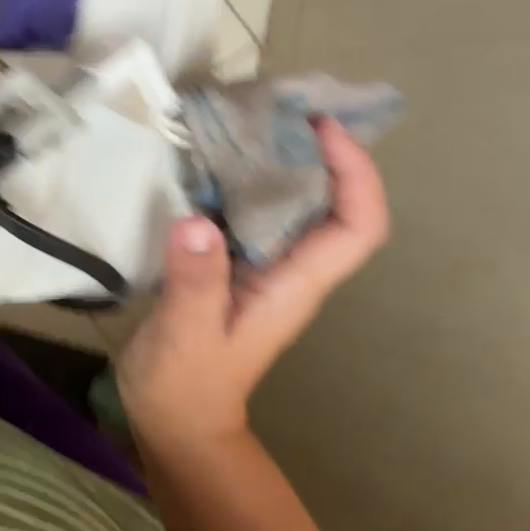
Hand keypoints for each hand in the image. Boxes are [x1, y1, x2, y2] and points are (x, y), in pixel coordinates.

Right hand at [119, 118, 389, 449]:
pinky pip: (244, 219)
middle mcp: (286, 272)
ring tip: (237, 127)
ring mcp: (257, 271)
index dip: (354, 174)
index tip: (319, 128)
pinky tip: (200, 170)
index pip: (354, 225)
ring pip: (287, 209)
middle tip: (273, 111)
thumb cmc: (186, 382)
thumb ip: (194, 281)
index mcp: (293, 286)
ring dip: (275, 166)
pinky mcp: (225, 270)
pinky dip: (233, 187)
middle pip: (330, 207)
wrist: (175, 418)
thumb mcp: (185, 333)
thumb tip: (196, 221)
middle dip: (318, 155)